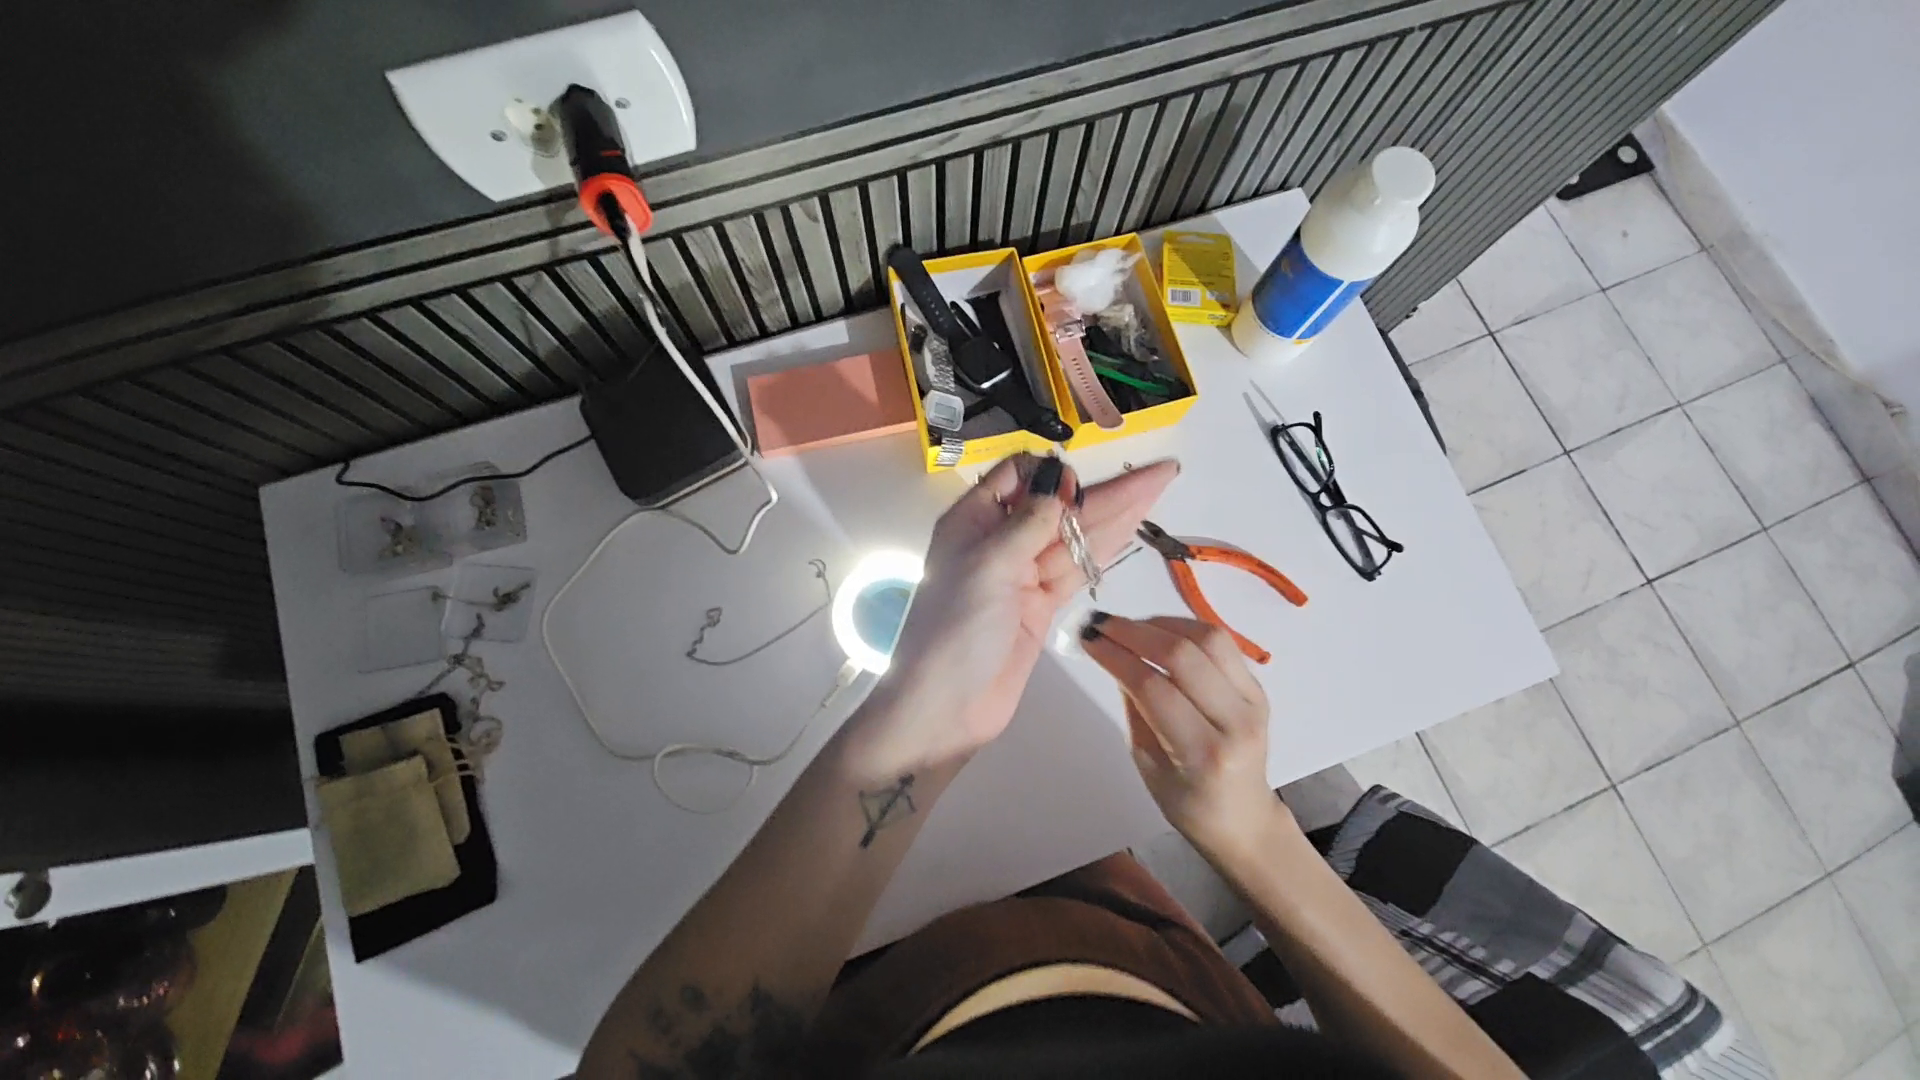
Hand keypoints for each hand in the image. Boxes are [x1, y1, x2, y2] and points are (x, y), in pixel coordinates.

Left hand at [860, 454, 1176, 773]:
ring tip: (1160, 486)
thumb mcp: (987, 567)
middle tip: (1160, 472)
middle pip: (1058, 505)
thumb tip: (1058, 482)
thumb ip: (1027, 523)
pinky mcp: (1042, 604)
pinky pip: (1079, 568)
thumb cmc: (954, 633)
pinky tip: (1135, 525)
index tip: (1074, 492)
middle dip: (1106, 489)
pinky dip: (1107, 548)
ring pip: (1076, 536)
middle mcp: (999, 541)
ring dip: (1117, 513)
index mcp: (973, 522)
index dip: (1051, 477)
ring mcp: (1023, 575)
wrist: (947, 709)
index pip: (1017, 476)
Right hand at [1081, 614, 1288, 857]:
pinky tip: (1159, 632)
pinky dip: (1185, 629)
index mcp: (1203, 753)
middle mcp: (1235, 722)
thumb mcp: (1146, 761)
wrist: (1244, 817)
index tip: (1088, 639)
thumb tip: (1114, 657)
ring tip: (1130, 628)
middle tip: (1101, 625)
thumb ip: (1135, 707)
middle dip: (1134, 633)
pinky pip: (1222, 644)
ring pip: (1208, 639)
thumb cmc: (1186, 801)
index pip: (1154, 687)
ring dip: (1162, 624)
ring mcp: (1253, 701)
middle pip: (1184, 656)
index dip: (1116, 656)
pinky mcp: (1258, 687)